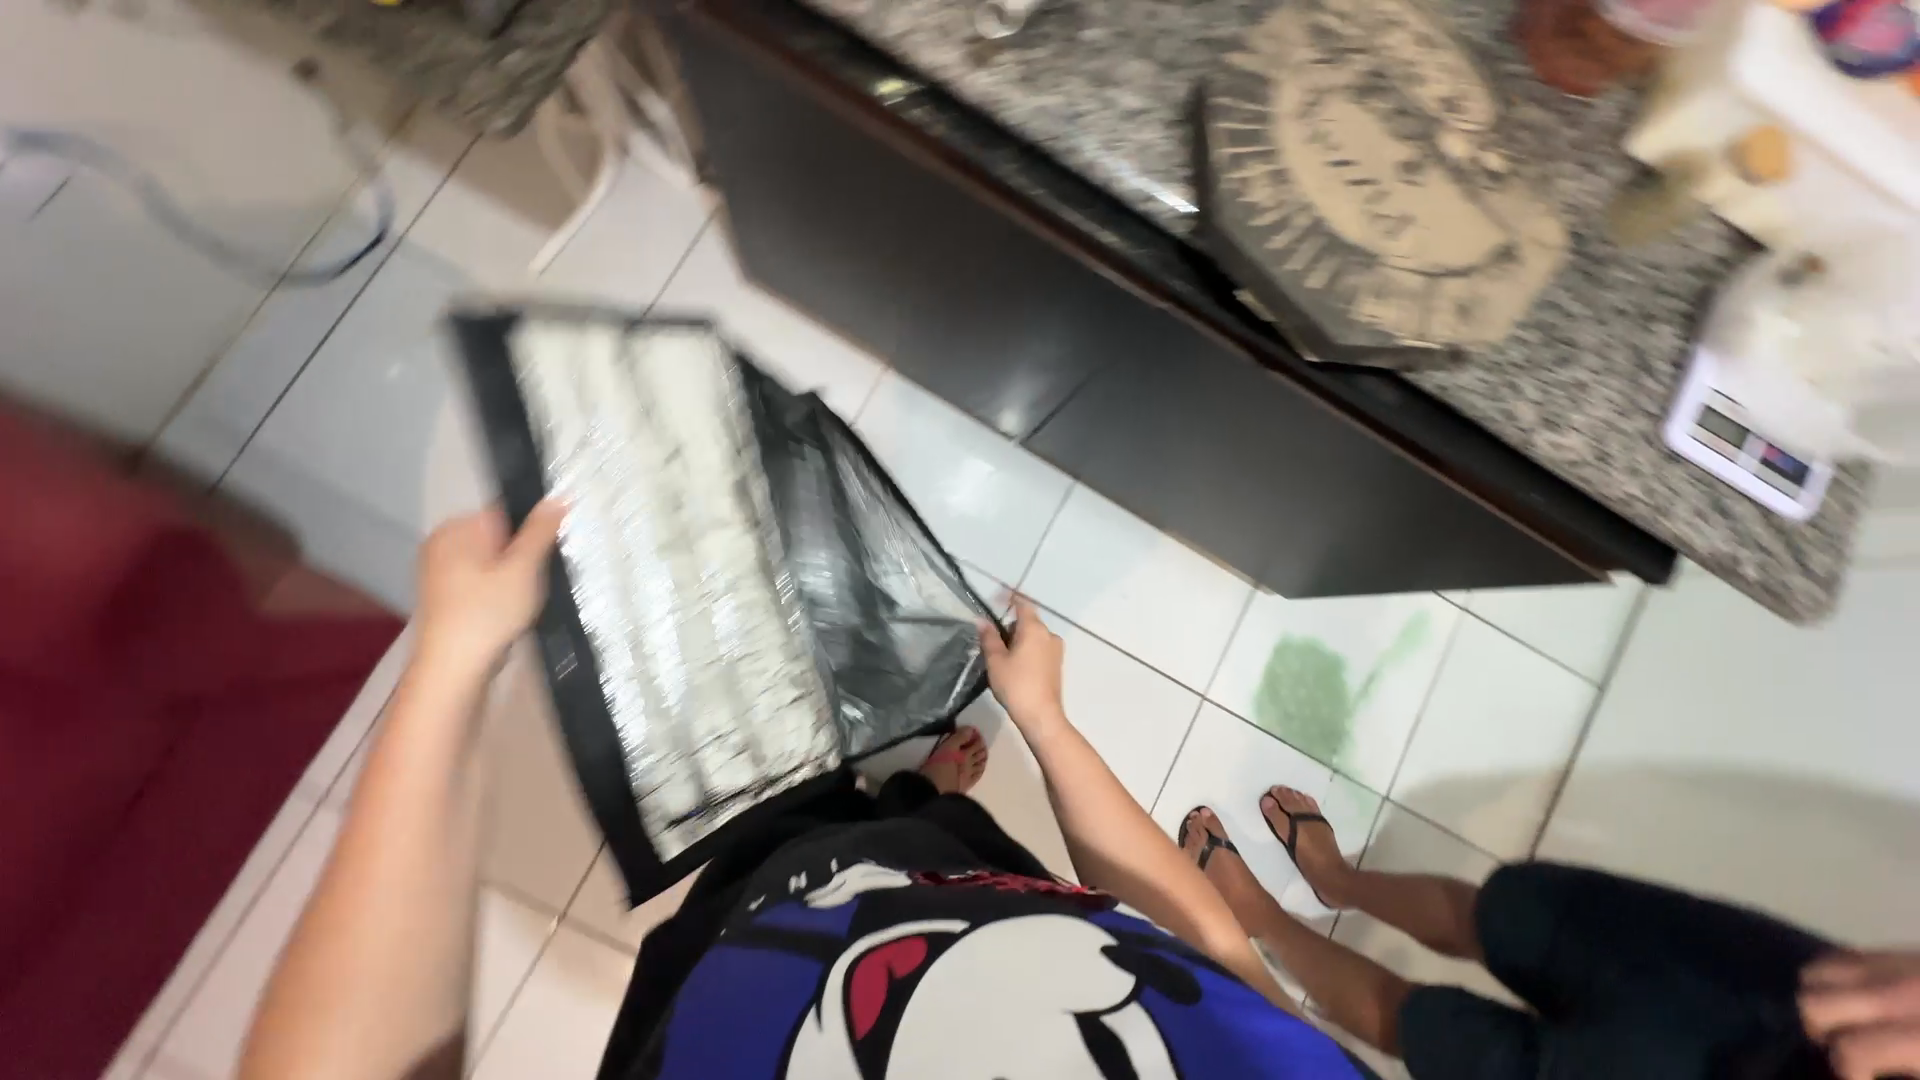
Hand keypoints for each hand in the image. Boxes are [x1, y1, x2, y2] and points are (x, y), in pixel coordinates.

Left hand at [415, 500, 565, 677]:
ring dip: (515, 574)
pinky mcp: (448, 594)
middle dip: (523, 554)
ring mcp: (441, 570)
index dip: (533, 532)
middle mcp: (442, 543)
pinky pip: (485, 578)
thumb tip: (561, 496)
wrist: (455, 667)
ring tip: (523, 596)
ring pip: (495, 559)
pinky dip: (501, 589)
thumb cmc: (488, 613)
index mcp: (455, 529)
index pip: (508, 512)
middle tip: (534, 580)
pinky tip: (509, 607)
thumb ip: (542, 530)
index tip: (546, 555)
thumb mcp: (524, 567)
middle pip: (501, 536)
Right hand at [978, 596, 1065, 728]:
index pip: (1022, 605)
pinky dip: (1028, 650)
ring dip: (1019, 640)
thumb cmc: (1015, 685)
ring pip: (1034, 636)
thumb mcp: (996, 660)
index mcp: (1034, 629)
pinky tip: (1017, 668)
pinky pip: (1040, 648)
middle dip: (1011, 627)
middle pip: (1028, 621)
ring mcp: (1056, 650)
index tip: (996, 600)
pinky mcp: (1057, 664)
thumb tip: (981, 620)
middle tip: (993, 642)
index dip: (1009, 600)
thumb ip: (989, 637)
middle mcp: (1049, 634)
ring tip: (1003, 659)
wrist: (1041, 716)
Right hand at [1801, 949, 1919, 1079]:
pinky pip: (1835, 958)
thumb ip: (1909, 1068)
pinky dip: (1830, 980)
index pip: (1850, 1051)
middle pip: (1813, 1004)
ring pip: (1812, 975)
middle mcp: (1894, 996)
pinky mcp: (1890, 950)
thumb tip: (1861, 1067)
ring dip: (1817, 1001)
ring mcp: (1890, 966)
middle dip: (1817, 1033)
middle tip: (1838, 1053)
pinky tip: (1852, 999)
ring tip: (1841, 1023)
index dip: (1845, 1073)